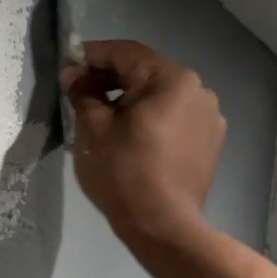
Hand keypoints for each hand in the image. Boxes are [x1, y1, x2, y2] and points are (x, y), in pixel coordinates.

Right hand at [60, 40, 225, 238]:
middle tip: (79, 93)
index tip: (67, 66)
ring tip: (104, 118)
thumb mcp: (93, 128)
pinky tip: (132, 137)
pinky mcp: (210, 141)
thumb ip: (83, 92)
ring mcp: (209, 116)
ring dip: (131, 99)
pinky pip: (175, 117)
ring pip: (161, 95)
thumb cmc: (123, 171)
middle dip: (110, 79)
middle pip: (145, 72)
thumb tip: (73, 73)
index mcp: (171, 79)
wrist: (163, 224)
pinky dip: (151, 118)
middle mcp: (198, 89)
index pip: (125, 53)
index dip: (92, 55)